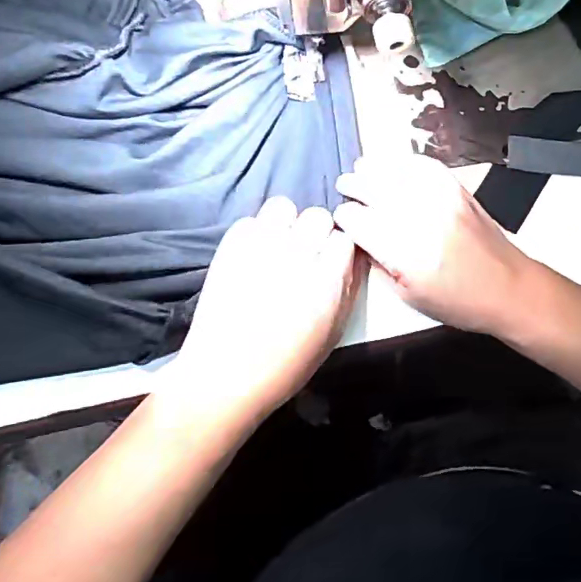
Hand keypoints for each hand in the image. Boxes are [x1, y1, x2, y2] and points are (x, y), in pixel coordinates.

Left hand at [159, 197, 361, 426]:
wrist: (225, 374)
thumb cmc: (287, 364)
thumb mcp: (333, 332)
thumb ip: (348, 288)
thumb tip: (354, 258)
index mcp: (328, 278)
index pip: (344, 239)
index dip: (337, 253)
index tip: (328, 267)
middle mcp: (298, 253)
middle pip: (318, 216)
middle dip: (315, 234)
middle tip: (304, 257)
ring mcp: (261, 245)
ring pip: (283, 206)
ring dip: (285, 224)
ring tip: (278, 248)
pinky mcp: (231, 245)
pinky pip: (250, 220)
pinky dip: (255, 233)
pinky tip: (252, 257)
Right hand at [332, 154, 542, 335]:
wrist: (508, 288)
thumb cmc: (461, 301)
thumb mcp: (409, 296)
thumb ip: (379, 265)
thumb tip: (361, 241)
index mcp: (404, 252)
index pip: (358, 220)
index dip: (345, 216)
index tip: (344, 217)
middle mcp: (420, 221)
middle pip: (373, 189)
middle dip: (354, 186)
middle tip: (346, 186)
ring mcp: (441, 201)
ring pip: (398, 172)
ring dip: (376, 167)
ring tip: (363, 167)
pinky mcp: (458, 192)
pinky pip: (428, 166)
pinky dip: (409, 162)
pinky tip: (397, 164)